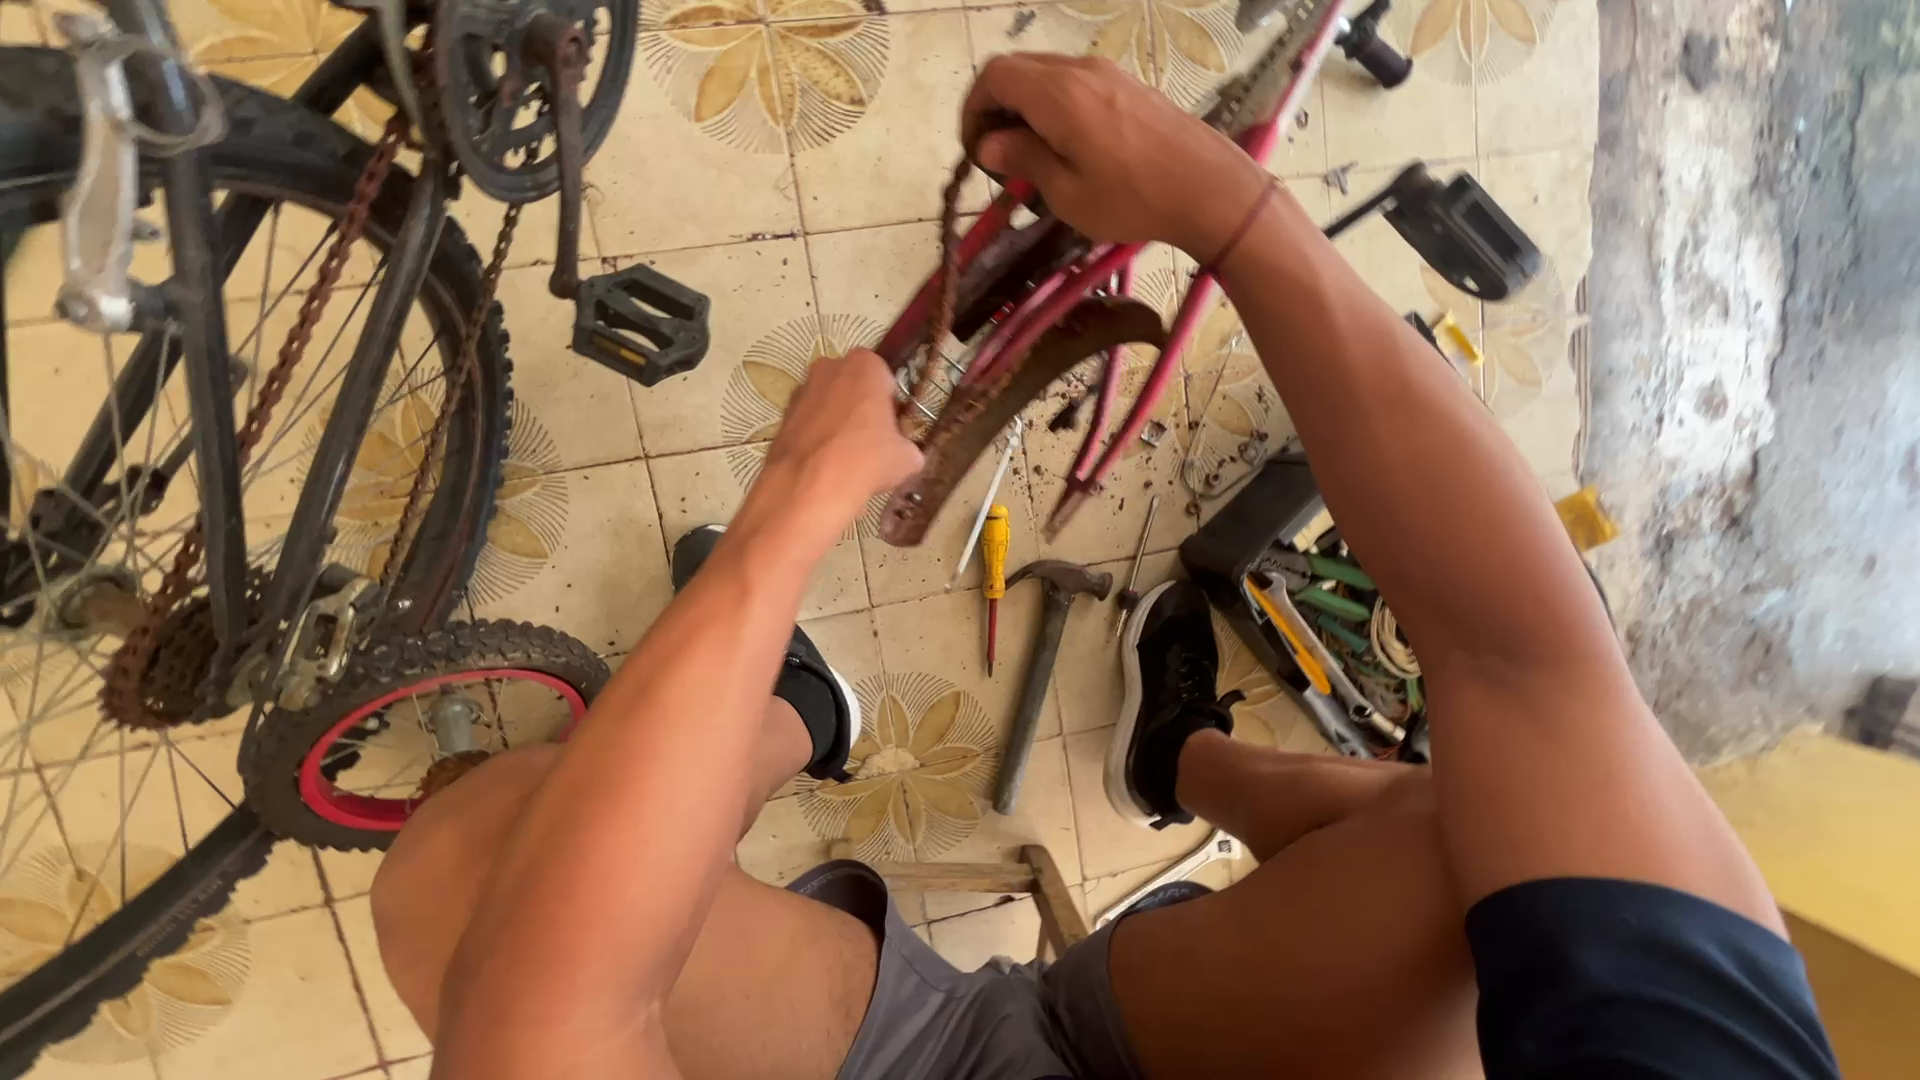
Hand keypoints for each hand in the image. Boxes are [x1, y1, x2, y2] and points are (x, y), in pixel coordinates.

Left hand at [744, 347, 923, 548]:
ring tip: (847, 459)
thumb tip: (907, 455)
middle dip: (862, 410)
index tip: (893, 429)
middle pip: (854, 388)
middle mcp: (829, 367)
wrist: (809, 486)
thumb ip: (909, 448)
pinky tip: (826, 465)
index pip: (886, 378)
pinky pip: (809, 423)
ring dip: (838, 424)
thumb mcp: (906, 458)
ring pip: (829, 405)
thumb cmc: (867, 459)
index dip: (891, 405)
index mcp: (865, 365)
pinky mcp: (782, 416)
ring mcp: (801, 390)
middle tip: (873, 442)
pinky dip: (818, 438)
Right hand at [962, 54, 1275, 260]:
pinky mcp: (1125, 84)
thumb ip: (1024, 160)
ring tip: (1029, 156)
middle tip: (996, 156)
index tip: (973, 149)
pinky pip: (1074, 83)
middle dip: (995, 107)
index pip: (995, 76)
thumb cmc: (1132, 200)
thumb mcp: (1067, 194)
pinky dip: (1052, 106)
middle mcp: (1079, 71)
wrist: (1205, 187)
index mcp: (1058, 96)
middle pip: (1018, 69)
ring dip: (1024, 108)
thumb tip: (987, 145)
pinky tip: (1063, 146)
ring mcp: (1106, 73)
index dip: (973, 109)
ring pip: (1046, 75)